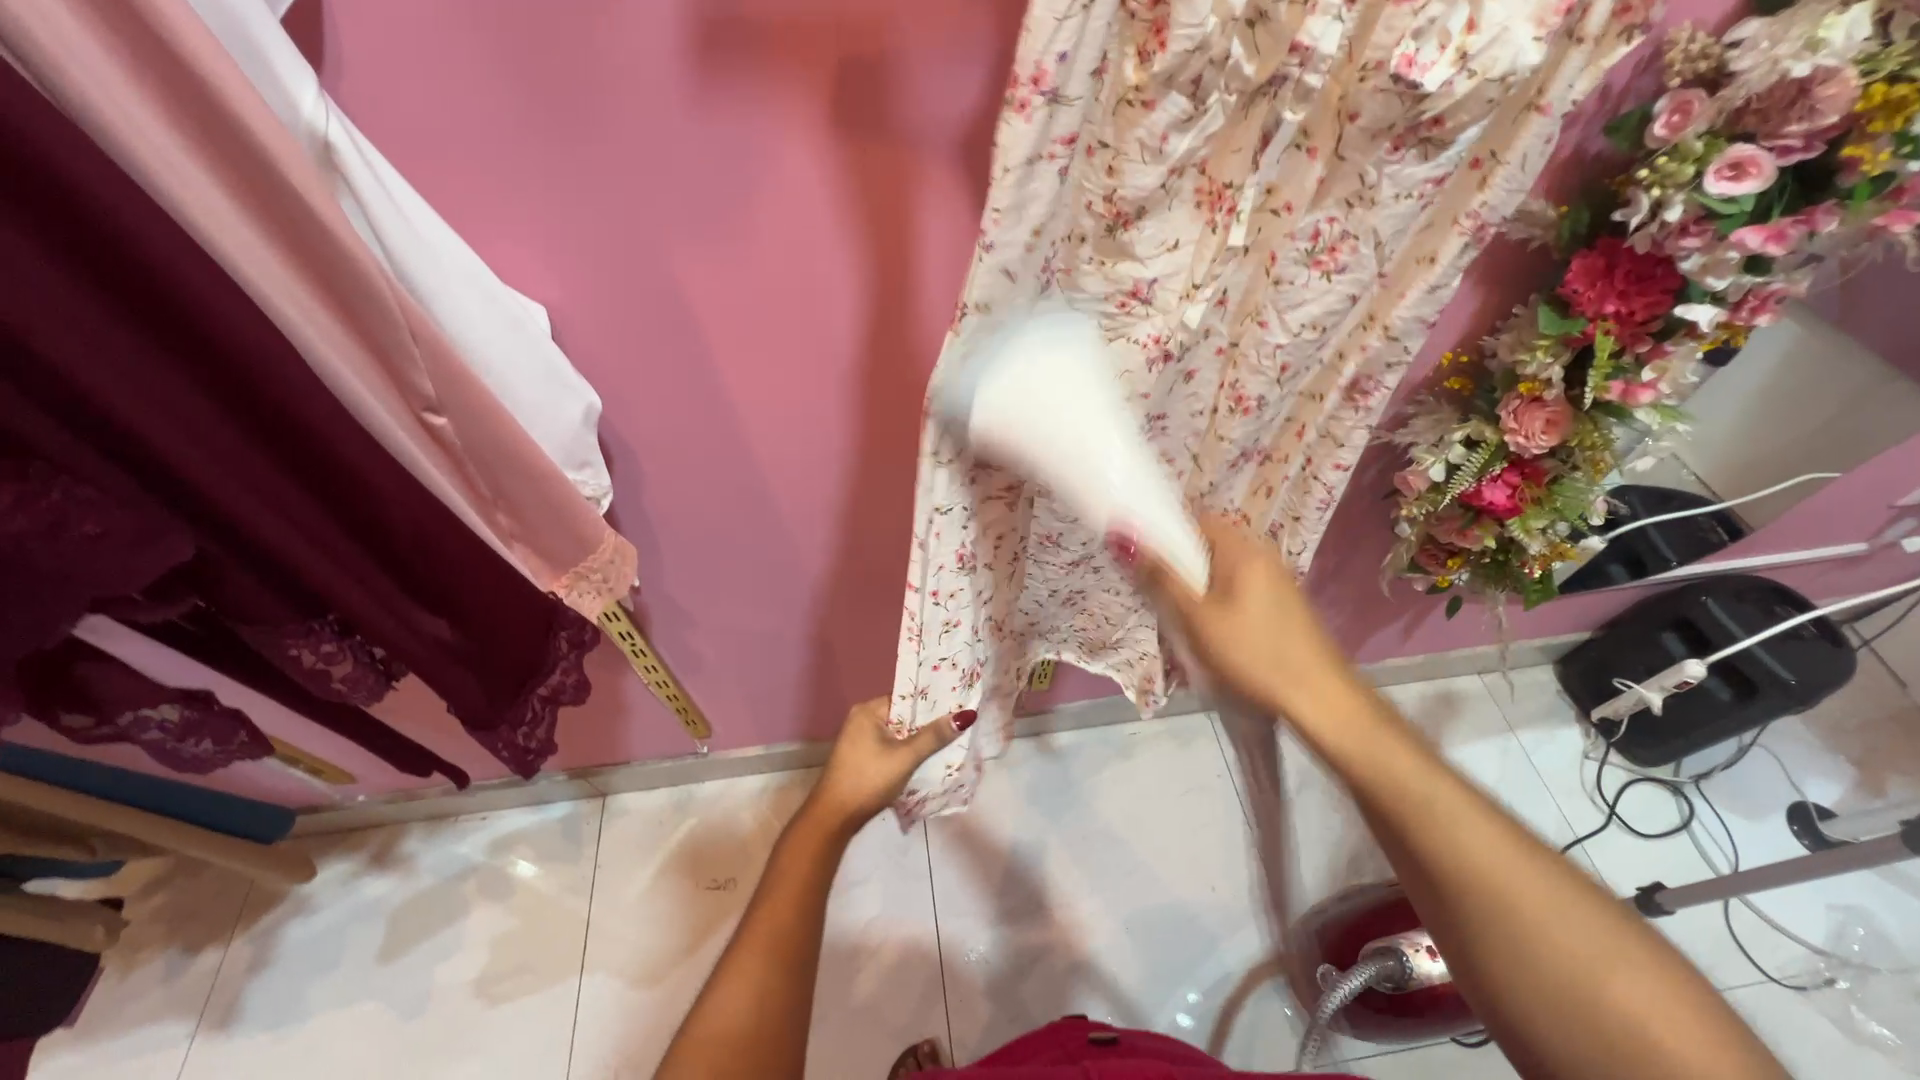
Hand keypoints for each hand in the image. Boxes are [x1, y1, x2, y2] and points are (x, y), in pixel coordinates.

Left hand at [804, 698, 969, 832]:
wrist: (835, 816)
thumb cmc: (869, 780)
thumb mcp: (905, 757)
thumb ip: (934, 736)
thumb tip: (966, 714)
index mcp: (868, 710)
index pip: (906, 698)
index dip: (932, 703)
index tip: (958, 706)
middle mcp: (862, 719)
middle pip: (903, 716)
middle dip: (928, 723)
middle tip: (959, 724)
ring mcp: (860, 739)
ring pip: (898, 733)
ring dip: (918, 740)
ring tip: (949, 741)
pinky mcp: (861, 757)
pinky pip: (890, 746)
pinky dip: (906, 751)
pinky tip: (926, 759)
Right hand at [1118, 515, 1353, 715]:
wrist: (1319, 698)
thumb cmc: (1252, 654)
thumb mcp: (1196, 618)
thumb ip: (1159, 576)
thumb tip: (1121, 533)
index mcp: (1242, 548)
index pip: (1194, 519)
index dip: (1163, 534)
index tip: (1141, 562)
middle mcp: (1262, 554)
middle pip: (1206, 547)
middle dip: (1177, 569)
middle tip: (1157, 600)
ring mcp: (1275, 580)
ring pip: (1220, 573)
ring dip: (1195, 592)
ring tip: (1180, 623)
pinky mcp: (1281, 606)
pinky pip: (1236, 592)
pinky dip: (1216, 606)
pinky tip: (1210, 637)